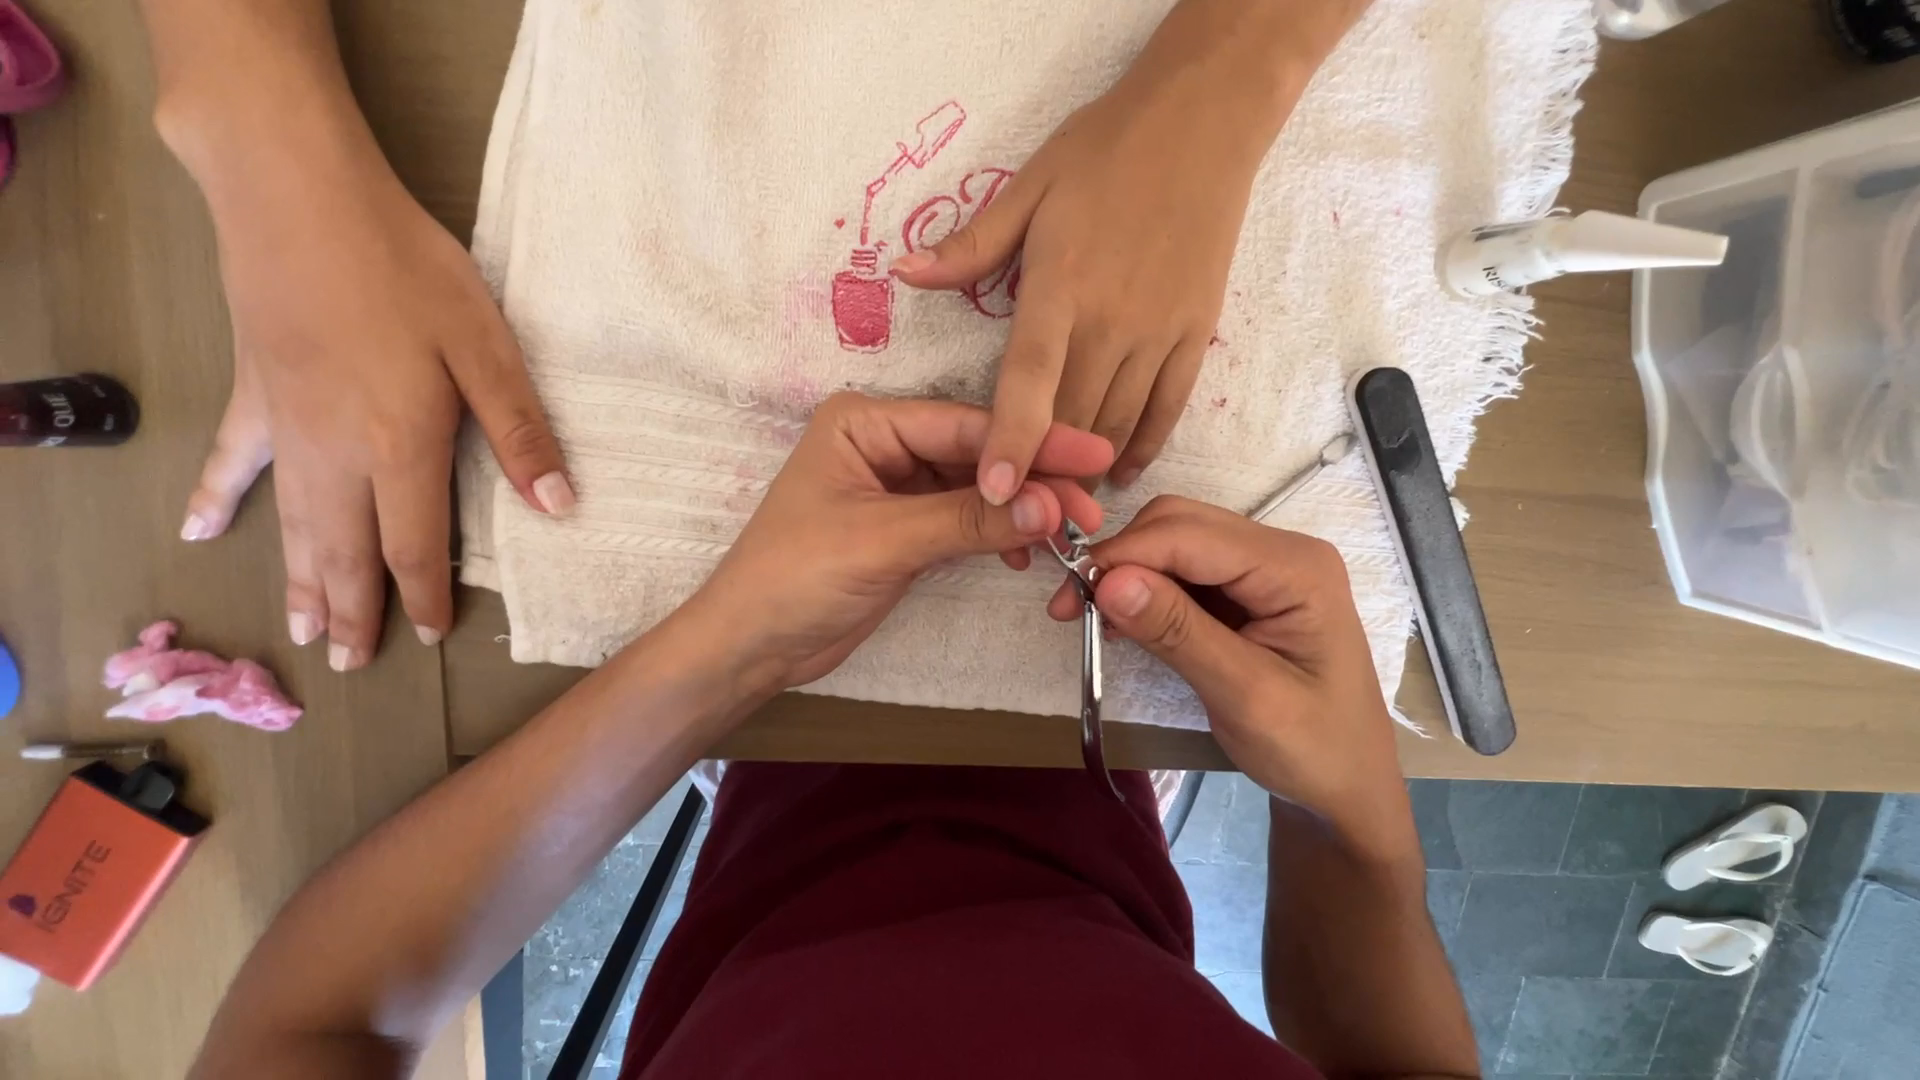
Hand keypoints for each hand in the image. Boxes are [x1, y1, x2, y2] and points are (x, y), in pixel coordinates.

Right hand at [180, 182, 568, 670]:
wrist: (299, 198)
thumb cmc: (410, 274)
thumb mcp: (489, 352)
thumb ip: (520, 433)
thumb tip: (558, 507)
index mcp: (402, 448)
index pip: (414, 545)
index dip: (422, 594)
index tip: (427, 635)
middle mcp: (336, 454)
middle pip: (346, 550)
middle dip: (354, 609)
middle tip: (351, 663)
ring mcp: (285, 426)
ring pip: (294, 524)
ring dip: (299, 580)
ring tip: (300, 631)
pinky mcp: (253, 391)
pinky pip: (233, 460)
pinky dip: (219, 499)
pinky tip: (198, 532)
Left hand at [685, 393, 1112, 692]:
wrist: (753, 647)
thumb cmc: (798, 579)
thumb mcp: (886, 542)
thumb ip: (969, 521)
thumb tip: (1052, 506)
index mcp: (866, 423)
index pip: (964, 426)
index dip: (1030, 443)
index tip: (1092, 455)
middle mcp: (884, 445)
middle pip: (976, 455)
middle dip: (1032, 480)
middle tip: (1091, 506)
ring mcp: (898, 487)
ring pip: (976, 488)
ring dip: (1020, 509)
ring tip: (1071, 531)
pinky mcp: (907, 528)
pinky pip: (965, 519)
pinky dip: (996, 533)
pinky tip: (1027, 551)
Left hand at [892, 0, 1329, 494]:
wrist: (1206, 121)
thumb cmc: (1105, 151)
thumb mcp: (1028, 188)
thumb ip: (970, 247)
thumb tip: (904, 272)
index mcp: (1060, 289)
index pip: (1029, 382)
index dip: (1010, 442)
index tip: (994, 495)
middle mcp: (1111, 322)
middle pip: (1073, 418)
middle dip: (1046, 472)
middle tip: (1021, 516)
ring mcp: (1160, 333)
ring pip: (1119, 423)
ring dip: (1089, 471)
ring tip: (1063, 504)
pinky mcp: (1197, 335)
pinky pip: (1168, 408)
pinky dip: (1143, 446)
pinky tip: (1121, 473)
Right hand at [1047, 496, 1414, 858]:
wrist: (1345, 785)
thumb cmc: (1311, 748)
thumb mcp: (1244, 695)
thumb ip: (1178, 632)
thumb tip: (1108, 581)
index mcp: (1296, 568)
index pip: (1190, 535)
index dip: (1124, 555)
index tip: (1070, 597)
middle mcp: (1280, 551)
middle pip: (1179, 524)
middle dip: (1122, 558)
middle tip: (1074, 610)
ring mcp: (1263, 568)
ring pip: (1174, 541)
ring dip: (1128, 572)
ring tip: (1093, 619)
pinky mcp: (1245, 589)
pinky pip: (1181, 570)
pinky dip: (1145, 589)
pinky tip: (1124, 622)